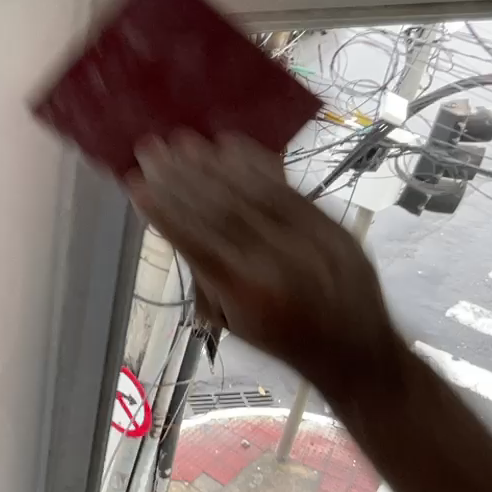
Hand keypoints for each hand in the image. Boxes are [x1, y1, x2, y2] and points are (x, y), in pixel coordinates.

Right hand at [125, 133, 405, 394]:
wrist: (355, 350)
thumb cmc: (280, 337)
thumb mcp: (230, 316)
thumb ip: (205, 270)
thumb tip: (174, 223)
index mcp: (243, 290)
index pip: (193, 241)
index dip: (162, 210)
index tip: (135, 184)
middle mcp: (274, 263)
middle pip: (219, 210)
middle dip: (180, 177)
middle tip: (151, 149)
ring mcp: (307, 241)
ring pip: (251, 195)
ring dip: (212, 164)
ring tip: (183, 140)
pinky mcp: (330, 226)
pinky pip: (288, 189)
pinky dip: (257, 164)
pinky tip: (230, 144)